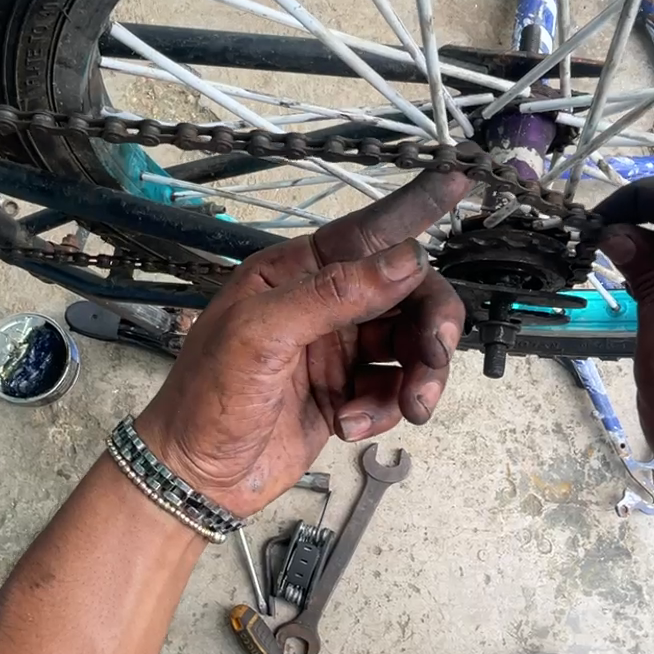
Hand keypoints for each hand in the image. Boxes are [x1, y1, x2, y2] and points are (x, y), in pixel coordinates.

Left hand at [133, 169, 471, 517]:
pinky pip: (392, 389)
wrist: (195, 473)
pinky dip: (384, 409)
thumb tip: (405, 259)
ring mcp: (336, 350)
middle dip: (431, 321)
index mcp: (293, 274)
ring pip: (409, 344)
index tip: (457, 180)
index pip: (365, 233)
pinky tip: (349, 425)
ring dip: (419, 376)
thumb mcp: (261, 336)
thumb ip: (333, 295)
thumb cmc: (207, 396)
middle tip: (436, 351)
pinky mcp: (346, 392)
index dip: (413, 209)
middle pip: (406, 292)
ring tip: (410, 408)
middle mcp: (321, 305)